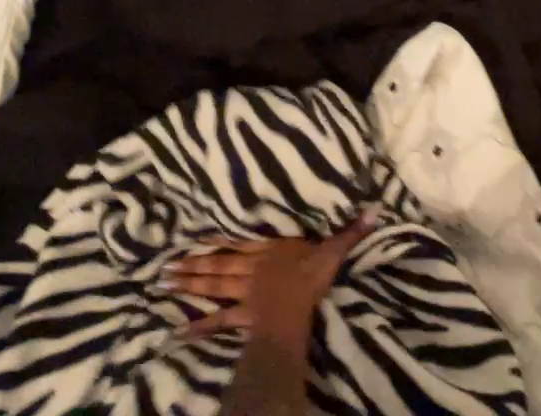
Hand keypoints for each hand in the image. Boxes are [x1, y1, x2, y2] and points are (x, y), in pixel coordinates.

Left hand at [171, 212, 375, 343]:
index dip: (217, 239)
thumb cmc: (311, 277)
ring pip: (213, 288)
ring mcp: (245, 294)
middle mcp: (252, 268)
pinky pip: (220, 322)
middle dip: (194, 265)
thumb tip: (375, 208)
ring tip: (165, 284)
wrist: (294, 310)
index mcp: (269, 248)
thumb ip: (351, 231)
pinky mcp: (244, 316)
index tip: (191, 236)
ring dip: (190, 286)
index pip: (239, 241)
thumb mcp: (333, 249)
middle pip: (220, 265)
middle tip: (166, 265)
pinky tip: (179, 332)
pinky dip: (201, 327)